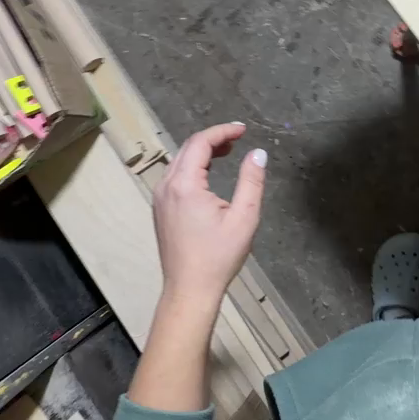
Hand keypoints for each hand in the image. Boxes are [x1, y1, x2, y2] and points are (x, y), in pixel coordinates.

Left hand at [152, 122, 266, 305]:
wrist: (190, 289)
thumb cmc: (219, 256)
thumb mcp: (244, 217)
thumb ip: (251, 181)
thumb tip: (258, 153)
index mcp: (185, 185)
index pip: (200, 143)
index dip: (222, 131)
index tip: (244, 130)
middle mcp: (167, 186)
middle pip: (188, 148)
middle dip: (213, 139)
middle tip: (239, 139)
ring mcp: (160, 198)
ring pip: (180, 161)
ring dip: (202, 152)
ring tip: (228, 153)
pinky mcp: (160, 209)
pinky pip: (175, 176)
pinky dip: (193, 167)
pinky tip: (209, 175)